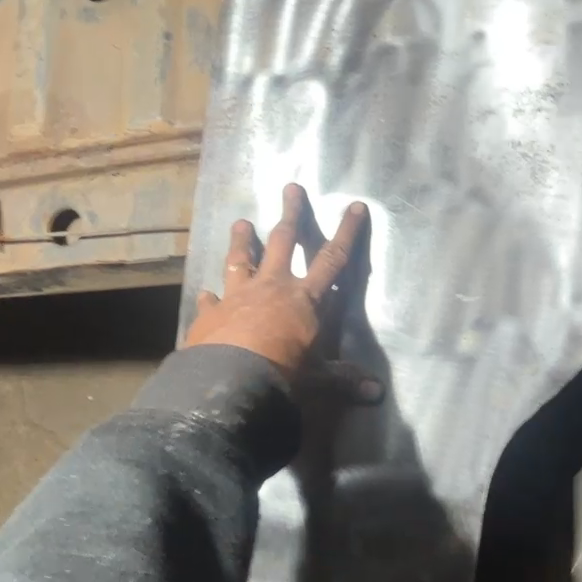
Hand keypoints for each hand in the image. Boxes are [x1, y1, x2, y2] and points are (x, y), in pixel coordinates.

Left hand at [186, 183, 369, 380]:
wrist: (228, 382)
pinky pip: (210, 300)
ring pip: (241, 258)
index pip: (332, 258)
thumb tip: (376, 393)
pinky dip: (209, 296)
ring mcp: (238, 296)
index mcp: (305, 298)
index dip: (346, 233)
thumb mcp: (319, 379)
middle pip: (283, 241)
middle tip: (291, 188)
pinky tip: (204, 293)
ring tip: (240, 222)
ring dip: (242, 240)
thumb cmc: (282, 374)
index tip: (354, 207)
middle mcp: (272, 286)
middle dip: (291, 214)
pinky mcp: (211, 314)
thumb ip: (344, 380)